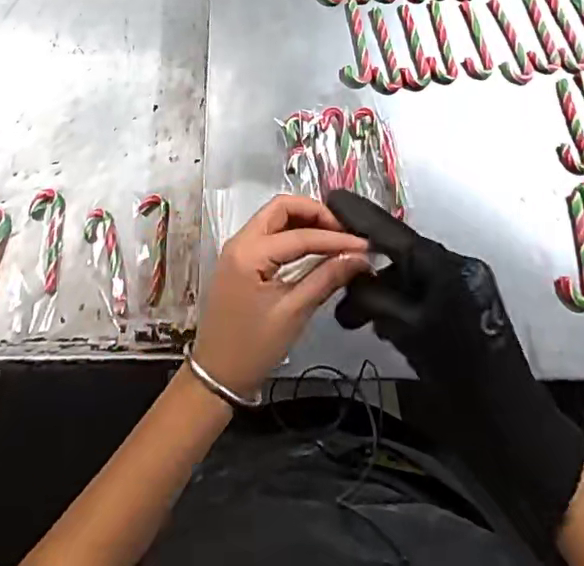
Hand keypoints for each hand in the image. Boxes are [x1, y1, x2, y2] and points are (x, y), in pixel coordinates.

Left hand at [191, 195, 369, 396]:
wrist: (217, 374)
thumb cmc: (254, 347)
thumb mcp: (294, 313)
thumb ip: (326, 278)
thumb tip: (359, 257)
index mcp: (248, 253)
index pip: (299, 234)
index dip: (336, 237)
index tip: (366, 245)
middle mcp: (239, 241)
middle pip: (281, 208)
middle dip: (316, 214)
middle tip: (345, 232)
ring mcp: (237, 249)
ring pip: (274, 218)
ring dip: (305, 221)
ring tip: (335, 237)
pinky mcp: (240, 260)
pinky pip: (269, 234)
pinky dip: (292, 233)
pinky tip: (315, 247)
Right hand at [325, 190, 583, 547]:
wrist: (510, 423)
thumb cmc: (459, 375)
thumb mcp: (408, 331)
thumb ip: (374, 296)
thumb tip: (350, 276)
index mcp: (445, 266)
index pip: (392, 232)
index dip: (358, 214)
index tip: (330, 196)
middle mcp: (454, 267)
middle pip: (397, 254)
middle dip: (361, 264)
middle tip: (329, 275)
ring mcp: (460, 287)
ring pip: (406, 277)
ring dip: (377, 292)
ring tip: (351, 319)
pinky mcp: (461, 307)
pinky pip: (419, 293)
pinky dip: (396, 304)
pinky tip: (379, 326)